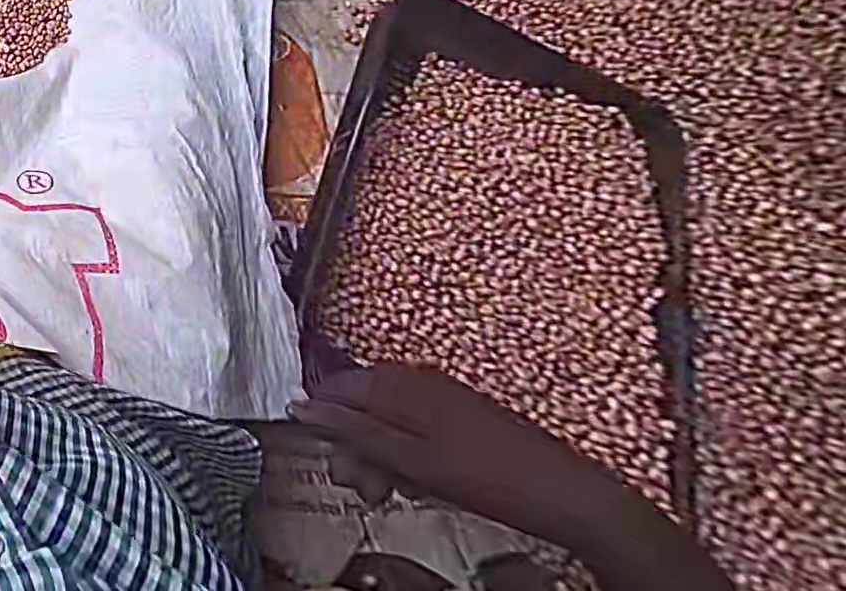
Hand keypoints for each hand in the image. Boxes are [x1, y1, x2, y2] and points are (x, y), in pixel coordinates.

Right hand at [290, 366, 640, 548]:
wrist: (575, 497)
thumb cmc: (485, 476)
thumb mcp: (409, 459)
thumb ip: (352, 431)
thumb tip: (299, 407)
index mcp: (393, 381)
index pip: (332, 387)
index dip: (320, 419)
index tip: (324, 455)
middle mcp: (411, 378)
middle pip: (360, 405)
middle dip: (352, 445)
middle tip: (359, 487)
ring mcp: (438, 394)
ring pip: (387, 418)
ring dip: (378, 454)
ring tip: (386, 492)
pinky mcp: (460, 413)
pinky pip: (413, 425)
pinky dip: (405, 451)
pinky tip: (416, 482)